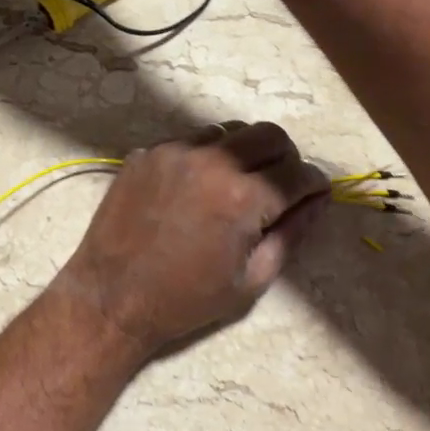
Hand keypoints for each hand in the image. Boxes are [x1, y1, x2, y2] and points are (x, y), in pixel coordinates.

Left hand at [52, 122, 330, 357]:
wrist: (111, 295)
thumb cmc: (186, 298)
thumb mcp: (253, 278)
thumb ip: (292, 233)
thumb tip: (318, 199)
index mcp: (243, 196)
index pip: (299, 172)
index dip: (314, 185)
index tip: (312, 195)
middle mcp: (212, 161)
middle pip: (269, 135)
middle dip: (285, 158)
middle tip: (278, 186)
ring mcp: (174, 151)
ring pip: (229, 131)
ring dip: (243, 152)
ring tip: (234, 185)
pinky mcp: (147, 152)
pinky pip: (190, 139)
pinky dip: (205, 156)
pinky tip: (195, 187)